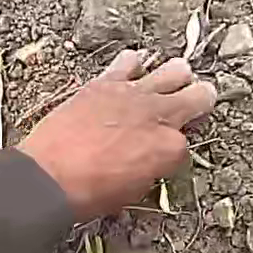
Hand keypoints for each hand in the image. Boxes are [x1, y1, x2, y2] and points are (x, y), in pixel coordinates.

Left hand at [17, 50, 215, 222]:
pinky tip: (130, 73)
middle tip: (187, 107)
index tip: (166, 150)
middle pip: (201, 94)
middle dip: (199, 100)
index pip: (188, 142)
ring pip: (176, 68)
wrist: (51, 176)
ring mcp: (136, 93)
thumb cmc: (90, 191)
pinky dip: (133, 65)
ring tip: (164, 85)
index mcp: (172, 148)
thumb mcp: (134, 190)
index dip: (177, 147)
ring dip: (176, 77)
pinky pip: (130, 60)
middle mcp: (161, 115)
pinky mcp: (108, 81)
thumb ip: (153, 166)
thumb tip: (152, 155)